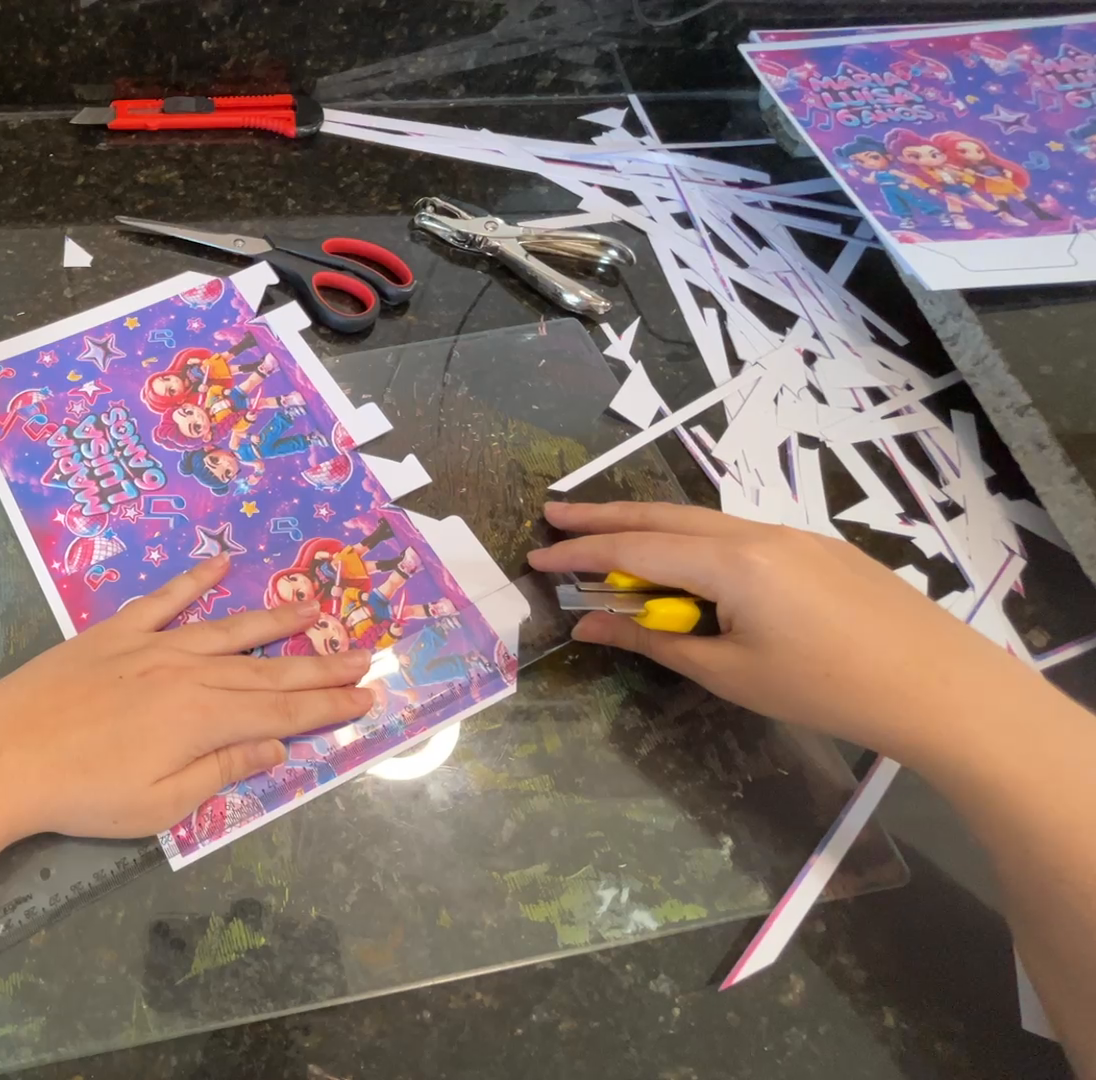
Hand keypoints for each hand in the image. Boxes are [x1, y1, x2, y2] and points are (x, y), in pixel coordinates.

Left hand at [0, 555, 375, 840]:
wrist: (3, 754)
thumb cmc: (83, 792)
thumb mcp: (161, 803)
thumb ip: (223, 770)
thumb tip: (277, 747)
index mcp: (204, 718)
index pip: (284, 711)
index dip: (329, 707)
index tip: (369, 696)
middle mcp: (189, 671)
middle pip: (268, 669)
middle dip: (320, 666)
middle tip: (364, 655)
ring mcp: (152, 644)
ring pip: (229, 629)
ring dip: (275, 622)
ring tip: (314, 610)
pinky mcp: (116, 631)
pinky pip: (164, 600)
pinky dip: (194, 581)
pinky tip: (221, 564)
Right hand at [527, 501, 1037, 762]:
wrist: (950, 694)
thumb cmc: (826, 688)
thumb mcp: (725, 672)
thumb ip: (649, 639)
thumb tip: (585, 627)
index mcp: (731, 563)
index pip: (633, 549)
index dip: (579, 553)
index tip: (535, 556)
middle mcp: (756, 533)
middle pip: (660, 515)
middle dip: (601, 515)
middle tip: (553, 514)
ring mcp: (791, 535)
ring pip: (697, 519)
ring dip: (643, 522)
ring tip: (601, 528)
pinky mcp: (815, 548)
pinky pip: (731, 532)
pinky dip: (686, 537)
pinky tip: (677, 557)